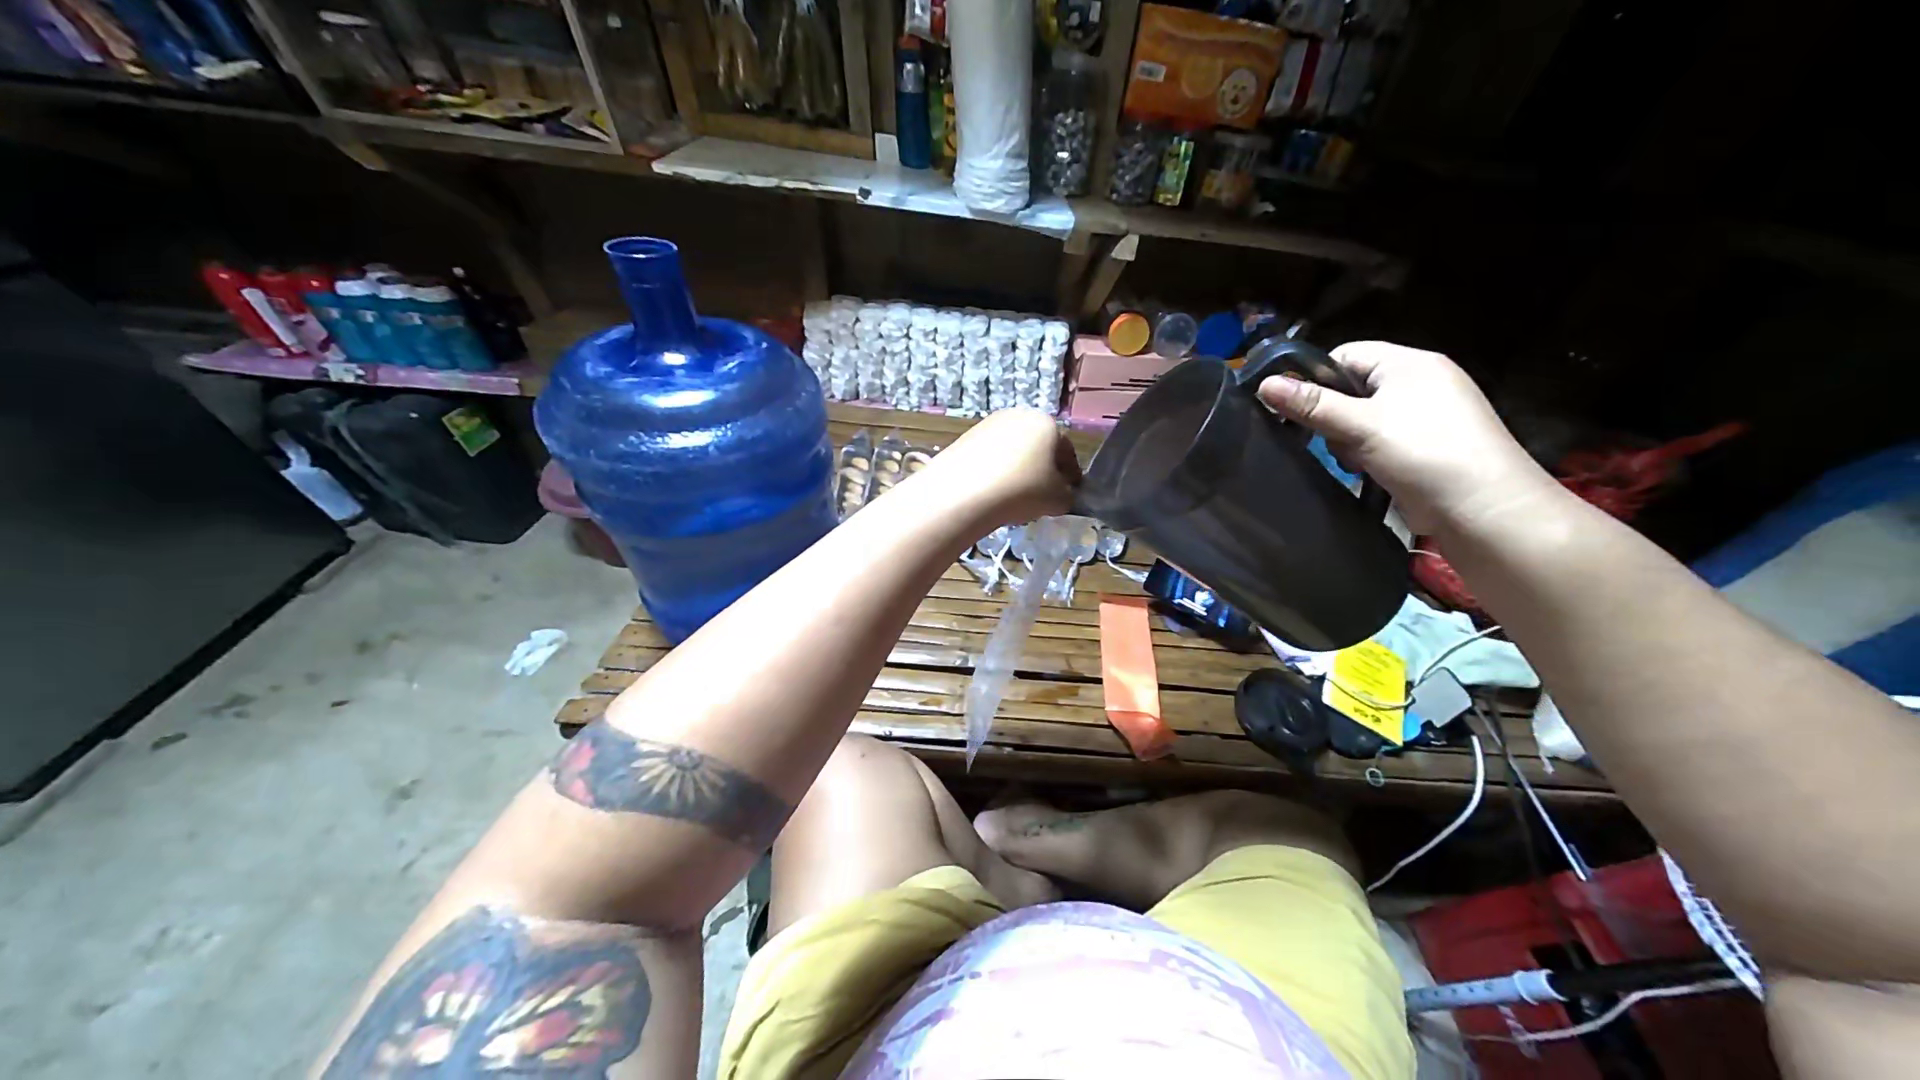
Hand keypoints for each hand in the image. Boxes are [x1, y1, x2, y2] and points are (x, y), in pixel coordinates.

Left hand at [925, 408, 1080, 525]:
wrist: (963, 492)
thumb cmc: (1022, 490)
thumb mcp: (1058, 499)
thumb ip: (1068, 495)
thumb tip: (1062, 493)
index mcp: (1048, 424)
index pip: (1067, 452)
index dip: (1072, 476)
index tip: (1069, 494)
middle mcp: (1020, 415)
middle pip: (1039, 448)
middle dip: (1043, 471)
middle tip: (1041, 498)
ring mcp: (990, 424)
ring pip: (1014, 452)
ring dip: (1019, 471)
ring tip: (1014, 499)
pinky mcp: (966, 437)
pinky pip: (991, 456)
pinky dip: (997, 472)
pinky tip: (993, 494)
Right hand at [1256, 341, 1559, 534]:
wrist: (1483, 507)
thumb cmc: (1423, 451)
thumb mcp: (1360, 425)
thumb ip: (1311, 405)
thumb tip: (1263, 384)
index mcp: (1409, 362)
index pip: (1345, 355)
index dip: (1315, 378)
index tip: (1295, 409)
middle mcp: (1419, 381)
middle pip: (1351, 389)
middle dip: (1333, 416)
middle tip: (1329, 440)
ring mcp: (1425, 415)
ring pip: (1362, 419)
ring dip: (1349, 441)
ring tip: (1355, 461)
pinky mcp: (1425, 445)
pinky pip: (1379, 440)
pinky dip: (1367, 455)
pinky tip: (1368, 472)